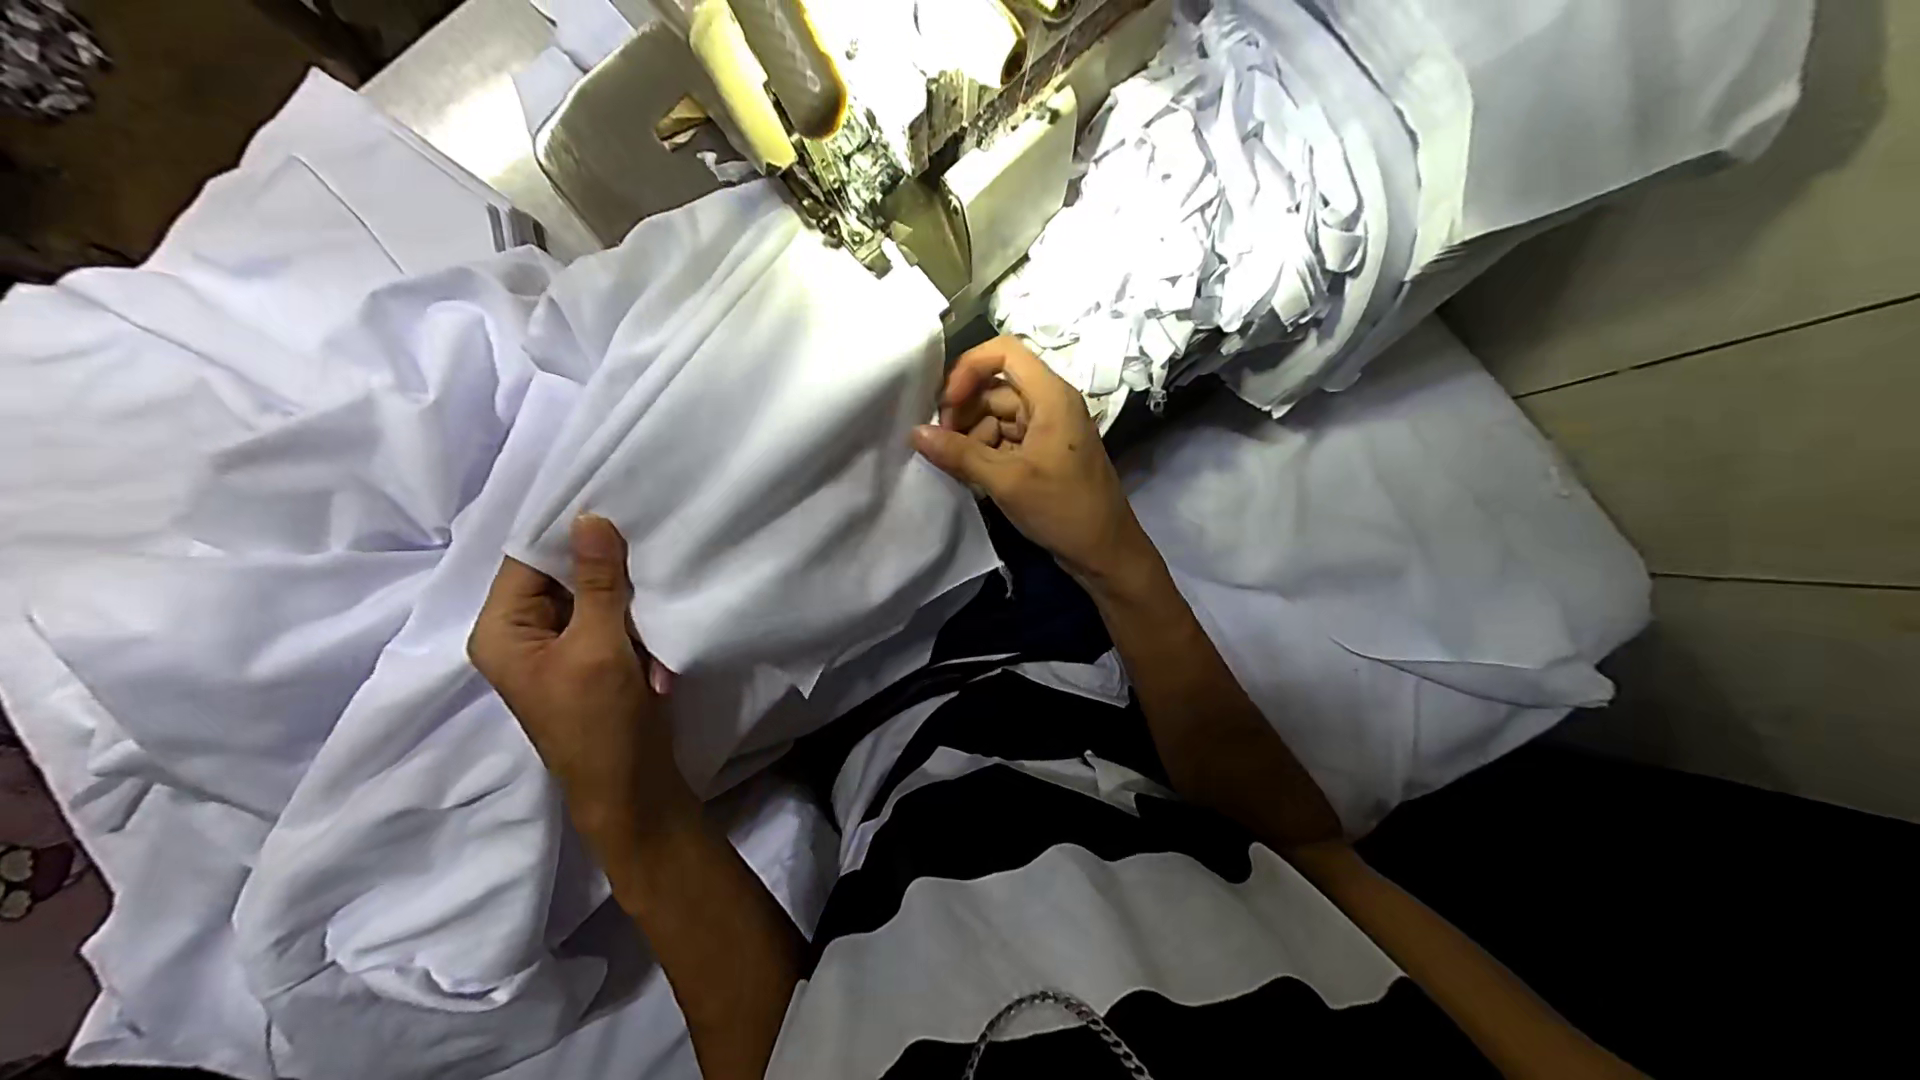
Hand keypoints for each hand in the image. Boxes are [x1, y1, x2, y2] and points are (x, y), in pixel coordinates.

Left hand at [469, 514, 693, 851]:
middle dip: (603, 557)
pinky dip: (635, 609)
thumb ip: (596, 583)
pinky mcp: (597, 653)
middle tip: (644, 522)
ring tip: (656, 561)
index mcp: (503, 629)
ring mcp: (564, 643)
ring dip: (624, 586)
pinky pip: (612, 613)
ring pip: (593, 591)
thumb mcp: (597, 647)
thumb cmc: (600, 721)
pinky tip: (657, 603)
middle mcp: (526, 630)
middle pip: (562, 572)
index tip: (612, 496)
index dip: (566, 530)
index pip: (527, 559)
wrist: (633, 785)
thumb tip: (590, 518)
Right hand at [912, 336, 1155, 585]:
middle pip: (995, 387)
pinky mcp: (1043, 453)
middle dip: (964, 410)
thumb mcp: (1005, 480)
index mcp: (1050, 395)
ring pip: (997, 415)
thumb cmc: (1062, 509)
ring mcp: (1048, 429)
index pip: (1003, 352)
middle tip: (941, 444)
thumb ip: (959, 453)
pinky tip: (970, 475)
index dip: (968, 369)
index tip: (945, 404)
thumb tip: (914, 433)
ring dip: (972, 435)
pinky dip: (985, 451)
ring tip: (955, 465)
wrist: (1105, 552)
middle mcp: (1050, 403)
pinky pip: (1006, 438)